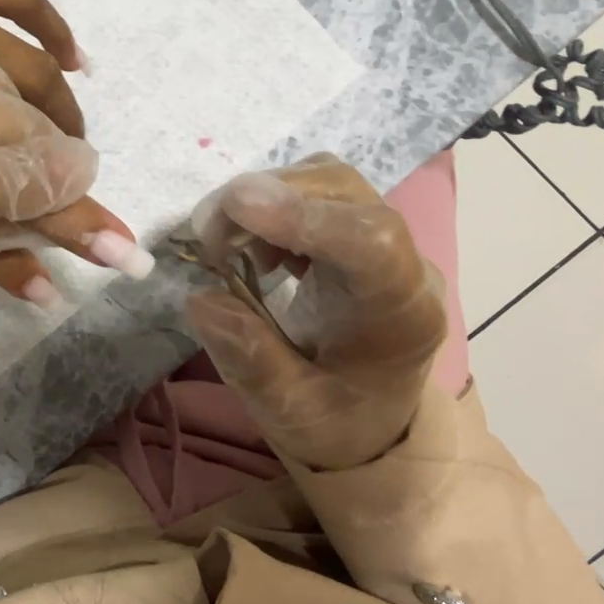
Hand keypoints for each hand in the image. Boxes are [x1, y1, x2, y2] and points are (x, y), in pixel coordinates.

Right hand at [185, 153, 448, 470]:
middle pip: (345, 192)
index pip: (370, 242)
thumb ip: (249, 356)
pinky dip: (269, 202)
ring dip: (263, 196)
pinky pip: (315, 190)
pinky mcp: (356, 229)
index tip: (234, 207)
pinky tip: (250, 244)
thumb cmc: (335, 424)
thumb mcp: (287, 411)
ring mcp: (383, 240)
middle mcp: (403, 264)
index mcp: (399, 315)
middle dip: (266, 198)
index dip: (302, 214)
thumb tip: (201, 297)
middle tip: (206, 235)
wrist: (367, 423)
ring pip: (326, 179)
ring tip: (223, 241)